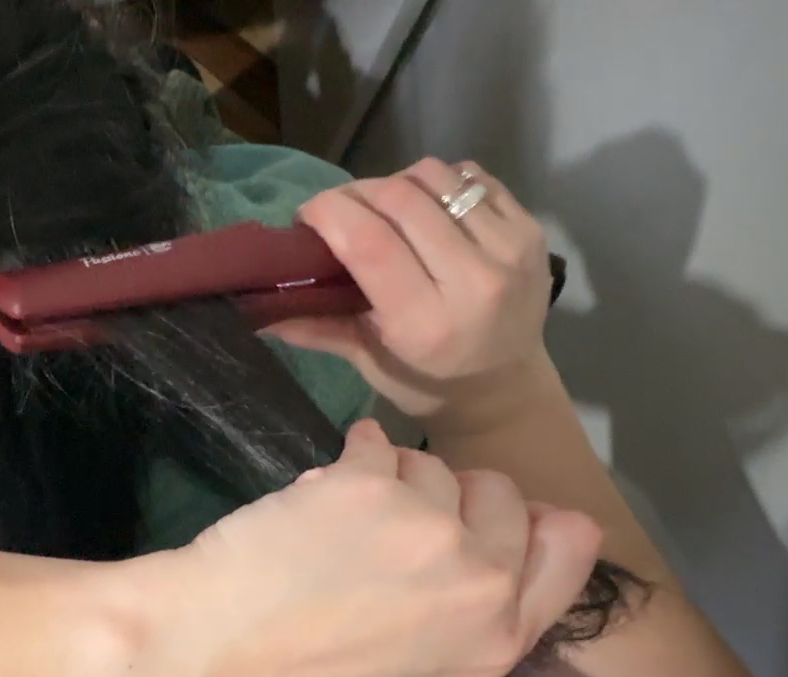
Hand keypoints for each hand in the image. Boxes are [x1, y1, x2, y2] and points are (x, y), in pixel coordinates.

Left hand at [122, 419, 602, 676]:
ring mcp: (430, 530)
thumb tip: (470, 526)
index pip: (570, 542)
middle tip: (386, 521)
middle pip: (501, 491)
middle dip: (445, 494)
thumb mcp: (408, 659)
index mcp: (498, 640)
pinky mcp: (370, 488)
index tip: (474, 516)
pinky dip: (349, 455)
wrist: (210, 652)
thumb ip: (456, 600)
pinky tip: (313, 494)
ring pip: (430, 464)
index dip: (523, 519)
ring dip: (386, 479)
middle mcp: (482, 583)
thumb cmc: (297, 667)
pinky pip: (373, 442)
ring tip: (331, 525)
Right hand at [266, 159, 557, 433]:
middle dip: (354, 193)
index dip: (331, 213)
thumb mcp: (365, 362)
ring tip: (378, 208)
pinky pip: (471, 177)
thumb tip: (256, 310)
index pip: (371, 242)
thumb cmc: (423, 383)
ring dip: (394, 183)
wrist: (503, 388)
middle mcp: (473, 280)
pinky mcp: (530, 228)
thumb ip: (315, 328)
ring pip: (435, 177)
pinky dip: (436, 184)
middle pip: (401, 199)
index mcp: (424, 323)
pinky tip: (421, 209)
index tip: (306, 216)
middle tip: (334, 211)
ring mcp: (509, 249)